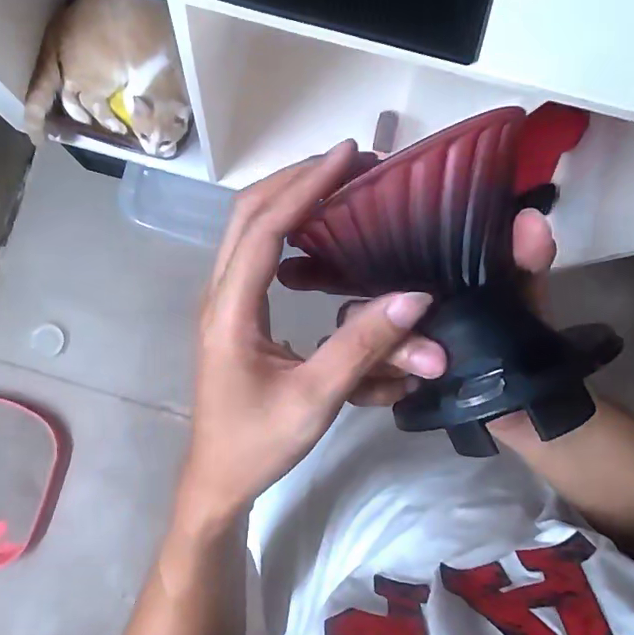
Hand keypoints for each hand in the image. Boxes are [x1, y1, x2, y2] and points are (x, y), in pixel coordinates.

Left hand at [181, 142, 438, 525]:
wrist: (218, 478)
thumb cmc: (259, 443)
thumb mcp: (316, 399)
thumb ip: (363, 347)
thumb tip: (416, 296)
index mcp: (230, 311)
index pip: (265, 228)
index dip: (306, 186)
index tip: (348, 155)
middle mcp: (219, 295)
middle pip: (248, 213)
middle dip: (297, 178)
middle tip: (350, 163)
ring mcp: (223, 301)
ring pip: (247, 227)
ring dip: (288, 196)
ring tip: (337, 181)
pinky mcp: (234, 311)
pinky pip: (255, 251)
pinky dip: (284, 225)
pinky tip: (316, 227)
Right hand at [282, 203, 561, 442]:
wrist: (522, 398)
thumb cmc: (517, 332)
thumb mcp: (523, 293)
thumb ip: (527, 260)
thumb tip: (531, 219)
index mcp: (410, 280)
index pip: (361, 267)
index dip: (327, 266)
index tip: (302, 269)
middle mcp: (388, 310)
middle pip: (356, 314)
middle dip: (382, 329)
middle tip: (434, 356)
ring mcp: (382, 351)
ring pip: (352, 351)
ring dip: (383, 361)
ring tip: (432, 371)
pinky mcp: (385, 384)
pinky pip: (358, 386)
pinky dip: (377, 389)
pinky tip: (409, 390)